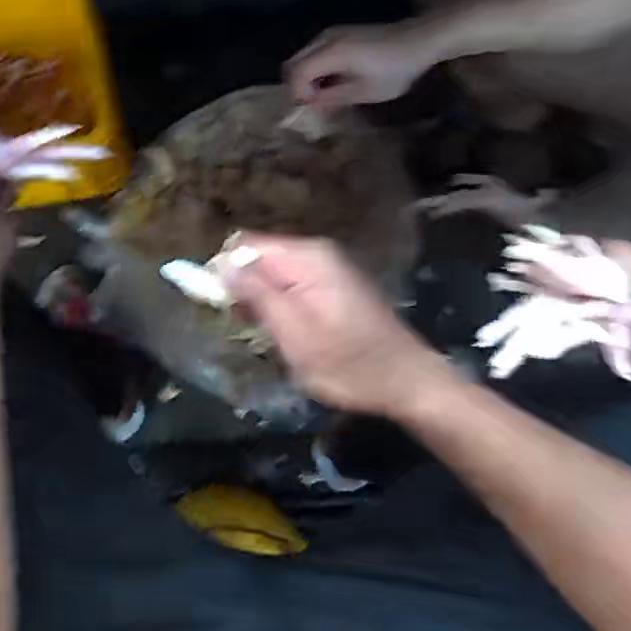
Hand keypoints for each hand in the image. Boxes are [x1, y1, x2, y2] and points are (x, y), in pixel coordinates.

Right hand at [225, 233, 452, 416]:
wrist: (411, 385)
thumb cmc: (349, 364)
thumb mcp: (294, 333)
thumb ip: (256, 293)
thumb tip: (221, 263)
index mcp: (307, 257)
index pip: (245, 245)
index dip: (224, 270)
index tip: (218, 305)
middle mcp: (317, 254)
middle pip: (260, 257)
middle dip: (244, 286)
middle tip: (244, 325)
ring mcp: (329, 270)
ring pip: (274, 273)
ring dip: (262, 299)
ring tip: (267, 333)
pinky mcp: (336, 288)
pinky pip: (293, 285)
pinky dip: (281, 305)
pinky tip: (288, 333)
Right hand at [285, 22, 438, 108]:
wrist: (420, 39)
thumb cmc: (396, 69)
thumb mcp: (366, 91)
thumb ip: (333, 98)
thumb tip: (311, 105)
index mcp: (331, 53)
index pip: (296, 73)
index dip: (298, 94)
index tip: (313, 108)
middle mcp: (324, 39)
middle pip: (291, 64)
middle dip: (297, 87)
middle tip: (314, 103)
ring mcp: (329, 34)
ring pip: (300, 58)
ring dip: (305, 78)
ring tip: (324, 94)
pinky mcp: (337, 34)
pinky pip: (312, 53)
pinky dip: (314, 69)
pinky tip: (333, 80)